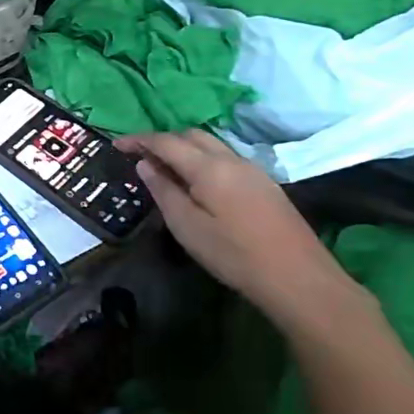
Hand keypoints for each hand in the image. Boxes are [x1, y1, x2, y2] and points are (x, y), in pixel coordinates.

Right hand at [115, 130, 373, 332]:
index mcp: (209, 167)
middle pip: (191, 135)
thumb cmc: (234, 254)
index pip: (166, 141)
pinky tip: (195, 181)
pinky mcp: (264, 184)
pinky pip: (225, 158)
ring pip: (211, 145)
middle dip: (162, 140)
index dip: (139, 140)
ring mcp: (252, 170)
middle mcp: (232, 159)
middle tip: (139, 157)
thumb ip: (163, 191)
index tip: (116, 145)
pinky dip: (202, 159)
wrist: (298, 278)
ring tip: (163, 168)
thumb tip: (145, 164)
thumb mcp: (187, 226)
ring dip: (183, 148)